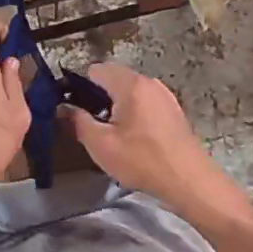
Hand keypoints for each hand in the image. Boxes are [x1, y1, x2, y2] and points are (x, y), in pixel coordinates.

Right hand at [58, 64, 236, 213]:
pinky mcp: (173, 110)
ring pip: (130, 91)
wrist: (189, 181)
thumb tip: (64, 107)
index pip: (96, 70)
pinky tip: (132, 137)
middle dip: (97, 97)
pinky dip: (133, 112)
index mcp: (130, 84)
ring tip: (110, 133)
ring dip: (115, 106)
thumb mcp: (101, 145)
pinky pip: (144, 101)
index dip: (79, 86)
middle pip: (114, 78)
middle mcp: (149, 82)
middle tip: (90, 124)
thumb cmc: (141, 160)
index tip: (73, 109)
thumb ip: (78, 121)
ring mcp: (164, 95)